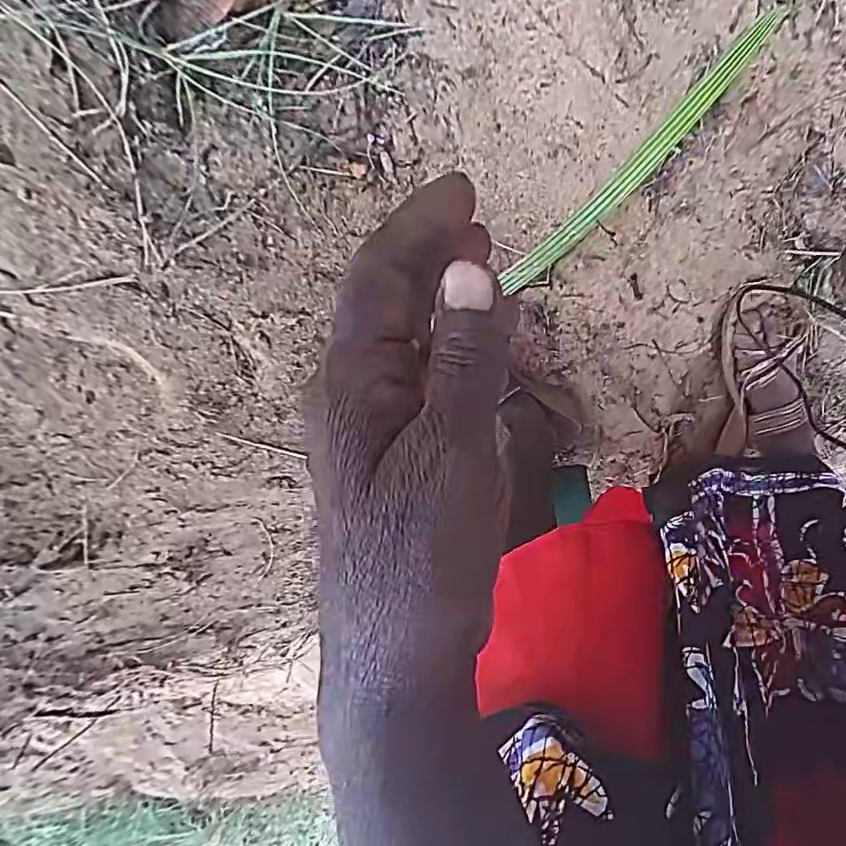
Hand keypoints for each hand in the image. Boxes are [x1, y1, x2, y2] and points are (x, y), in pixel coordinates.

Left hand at [305, 173, 518, 726]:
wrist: (402, 655)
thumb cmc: (421, 556)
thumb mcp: (451, 453)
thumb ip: (464, 362)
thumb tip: (476, 268)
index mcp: (354, 387)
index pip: (380, 282)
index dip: (420, 229)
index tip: (467, 190)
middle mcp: (357, 402)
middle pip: (391, 309)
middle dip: (435, 263)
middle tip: (484, 228)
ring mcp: (380, 437)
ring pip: (414, 352)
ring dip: (451, 313)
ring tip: (491, 282)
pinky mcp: (406, 468)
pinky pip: (432, 394)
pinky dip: (462, 365)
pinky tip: (489, 366)